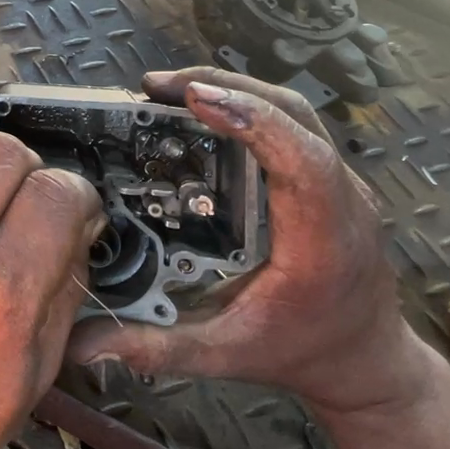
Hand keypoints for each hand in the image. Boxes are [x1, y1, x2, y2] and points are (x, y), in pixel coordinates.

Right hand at [68, 68, 421, 413]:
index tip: (195, 101)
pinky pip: (286, 120)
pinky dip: (240, 101)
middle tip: (156, 86)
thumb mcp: (227, 356)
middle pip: (294, 114)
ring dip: (231, 87)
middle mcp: (339, 199)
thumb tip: (82, 342)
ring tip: (166, 89)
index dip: (253, 121)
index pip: (303, 161)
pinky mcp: (321, 174)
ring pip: (292, 109)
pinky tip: (195, 106)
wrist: (367, 362)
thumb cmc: (302, 352)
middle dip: (226, 88)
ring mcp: (336, 181)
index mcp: (323, 239)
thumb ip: (158, 347)